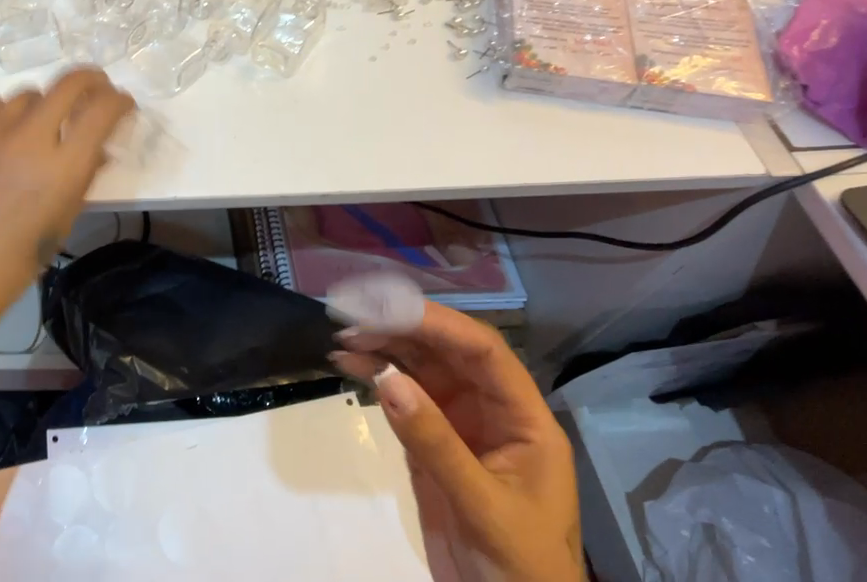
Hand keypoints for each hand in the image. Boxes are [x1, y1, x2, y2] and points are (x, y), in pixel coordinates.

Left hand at [0, 68, 134, 353]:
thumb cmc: (13, 264)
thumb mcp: (61, 222)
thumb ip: (82, 177)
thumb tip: (96, 148)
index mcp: (59, 169)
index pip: (102, 111)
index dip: (119, 101)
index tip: (122, 103)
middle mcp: (25, 139)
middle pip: (68, 84)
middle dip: (91, 81)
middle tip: (97, 90)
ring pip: (25, 95)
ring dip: (42, 106)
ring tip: (41, 128)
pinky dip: (4, 116)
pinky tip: (3, 138)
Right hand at [332, 303, 582, 581]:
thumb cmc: (522, 567)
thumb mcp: (483, 508)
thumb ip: (436, 443)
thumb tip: (387, 379)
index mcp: (524, 420)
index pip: (483, 352)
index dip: (436, 323)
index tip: (385, 310)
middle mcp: (493, 411)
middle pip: (447, 352)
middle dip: (401, 330)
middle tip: (350, 320)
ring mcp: (461, 425)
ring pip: (421, 368)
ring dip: (383, 348)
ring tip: (341, 340)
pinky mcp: (433, 442)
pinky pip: (403, 396)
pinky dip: (375, 377)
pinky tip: (347, 366)